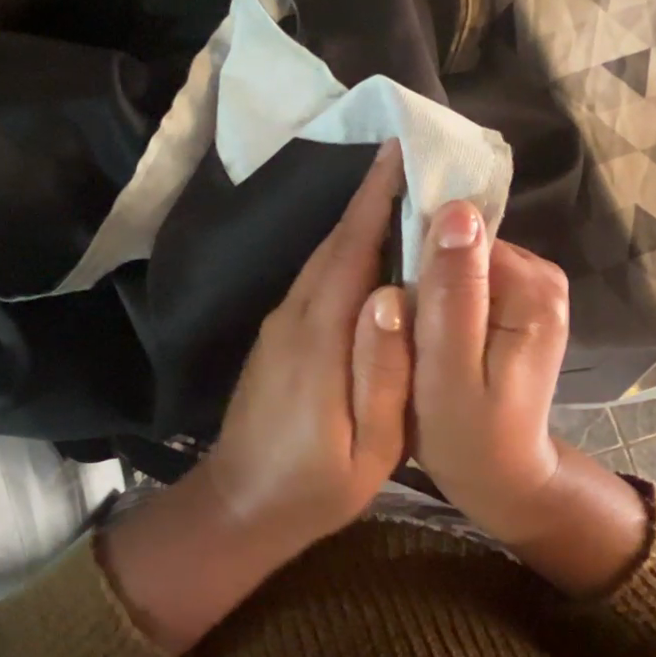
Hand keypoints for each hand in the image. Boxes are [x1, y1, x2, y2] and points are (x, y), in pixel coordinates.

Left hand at [201, 138, 411, 549]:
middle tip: (413, 161)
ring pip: (321, 259)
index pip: (349, 252)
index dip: (374, 199)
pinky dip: (343, 253)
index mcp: (317, 339)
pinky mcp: (275, 336)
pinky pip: (314, 279)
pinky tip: (369, 253)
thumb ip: (383, 370)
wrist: (242, 503)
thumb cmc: (315, 484)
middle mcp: (291, 318)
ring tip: (400, 194)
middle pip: (333, 245)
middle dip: (370, 198)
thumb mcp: (369, 445)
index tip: (399, 152)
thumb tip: (393, 293)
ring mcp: (277, 325)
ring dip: (357, 222)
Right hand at [409, 203, 570, 542]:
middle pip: (460, 246)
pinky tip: (420, 333)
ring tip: (405, 332)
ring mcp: (530, 290)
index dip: (417, 256)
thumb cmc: (467, 434)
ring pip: (458, 264)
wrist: (499, 476)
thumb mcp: (449, 368)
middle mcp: (541, 277)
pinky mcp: (515, 304)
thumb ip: (454, 292)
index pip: (460, 236)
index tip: (387, 296)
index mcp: (531, 288)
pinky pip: (464, 282)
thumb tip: (458, 211)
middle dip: (422, 275)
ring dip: (425, 289)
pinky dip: (437, 301)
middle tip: (396, 326)